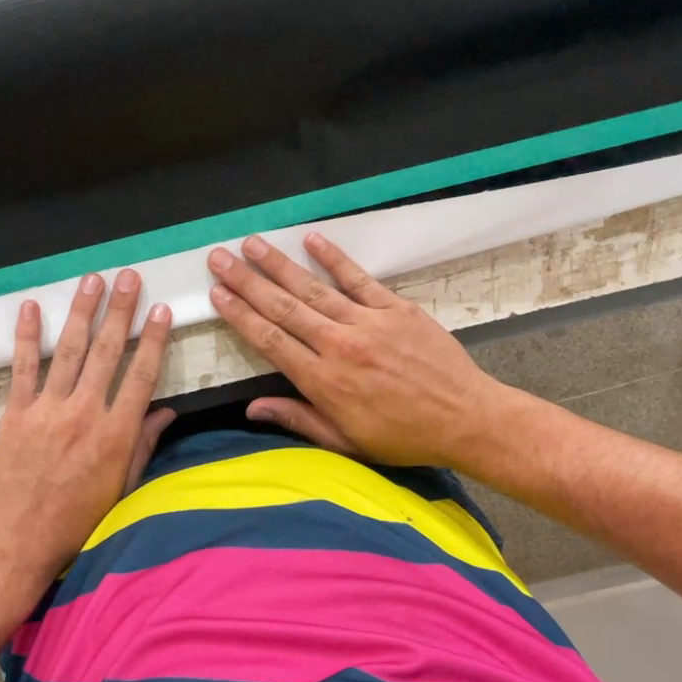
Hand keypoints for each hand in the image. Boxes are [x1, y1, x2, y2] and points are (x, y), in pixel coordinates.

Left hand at [0, 269, 173, 582]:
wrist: (25, 535)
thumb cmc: (80, 517)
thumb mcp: (123, 486)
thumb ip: (144, 445)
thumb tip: (167, 412)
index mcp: (116, 434)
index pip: (141, 376)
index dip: (154, 340)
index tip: (162, 311)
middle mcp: (84, 415)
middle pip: (108, 353)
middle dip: (121, 311)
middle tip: (130, 277)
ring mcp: (48, 411)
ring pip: (70, 352)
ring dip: (83, 312)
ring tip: (93, 280)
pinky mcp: (16, 414)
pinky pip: (23, 368)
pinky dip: (28, 337)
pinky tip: (33, 308)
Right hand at [207, 232, 519, 468]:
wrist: (465, 420)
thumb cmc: (402, 438)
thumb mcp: (344, 442)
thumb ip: (297, 418)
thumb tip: (252, 407)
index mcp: (323, 381)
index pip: (270, 340)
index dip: (239, 315)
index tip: (217, 294)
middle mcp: (339, 345)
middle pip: (283, 307)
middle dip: (247, 281)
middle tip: (219, 258)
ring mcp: (369, 322)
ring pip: (313, 288)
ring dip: (279, 264)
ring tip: (252, 244)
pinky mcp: (397, 309)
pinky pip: (359, 279)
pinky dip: (335, 259)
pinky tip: (312, 240)